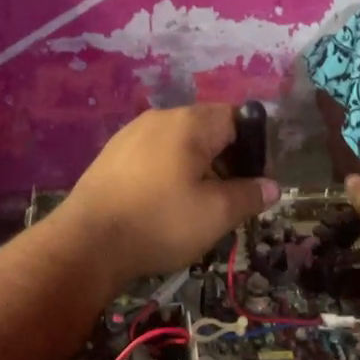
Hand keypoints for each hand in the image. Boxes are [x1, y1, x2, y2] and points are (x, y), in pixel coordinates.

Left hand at [55, 104, 279, 286]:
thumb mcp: (216, 214)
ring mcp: (131, 133)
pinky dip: (166, 174)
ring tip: (193, 209)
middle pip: (207, 130)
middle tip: (226, 201)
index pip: (236, 117)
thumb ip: (249, 196)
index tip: (252, 183)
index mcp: (190, 122)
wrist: (87, 242)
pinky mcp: (111, 154)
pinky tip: (160, 207)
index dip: (252, 149)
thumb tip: (273, 186)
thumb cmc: (160, 222)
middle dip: (223, 162)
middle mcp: (160, 117)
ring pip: (178, 144)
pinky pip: (153, 156)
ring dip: (194, 170)